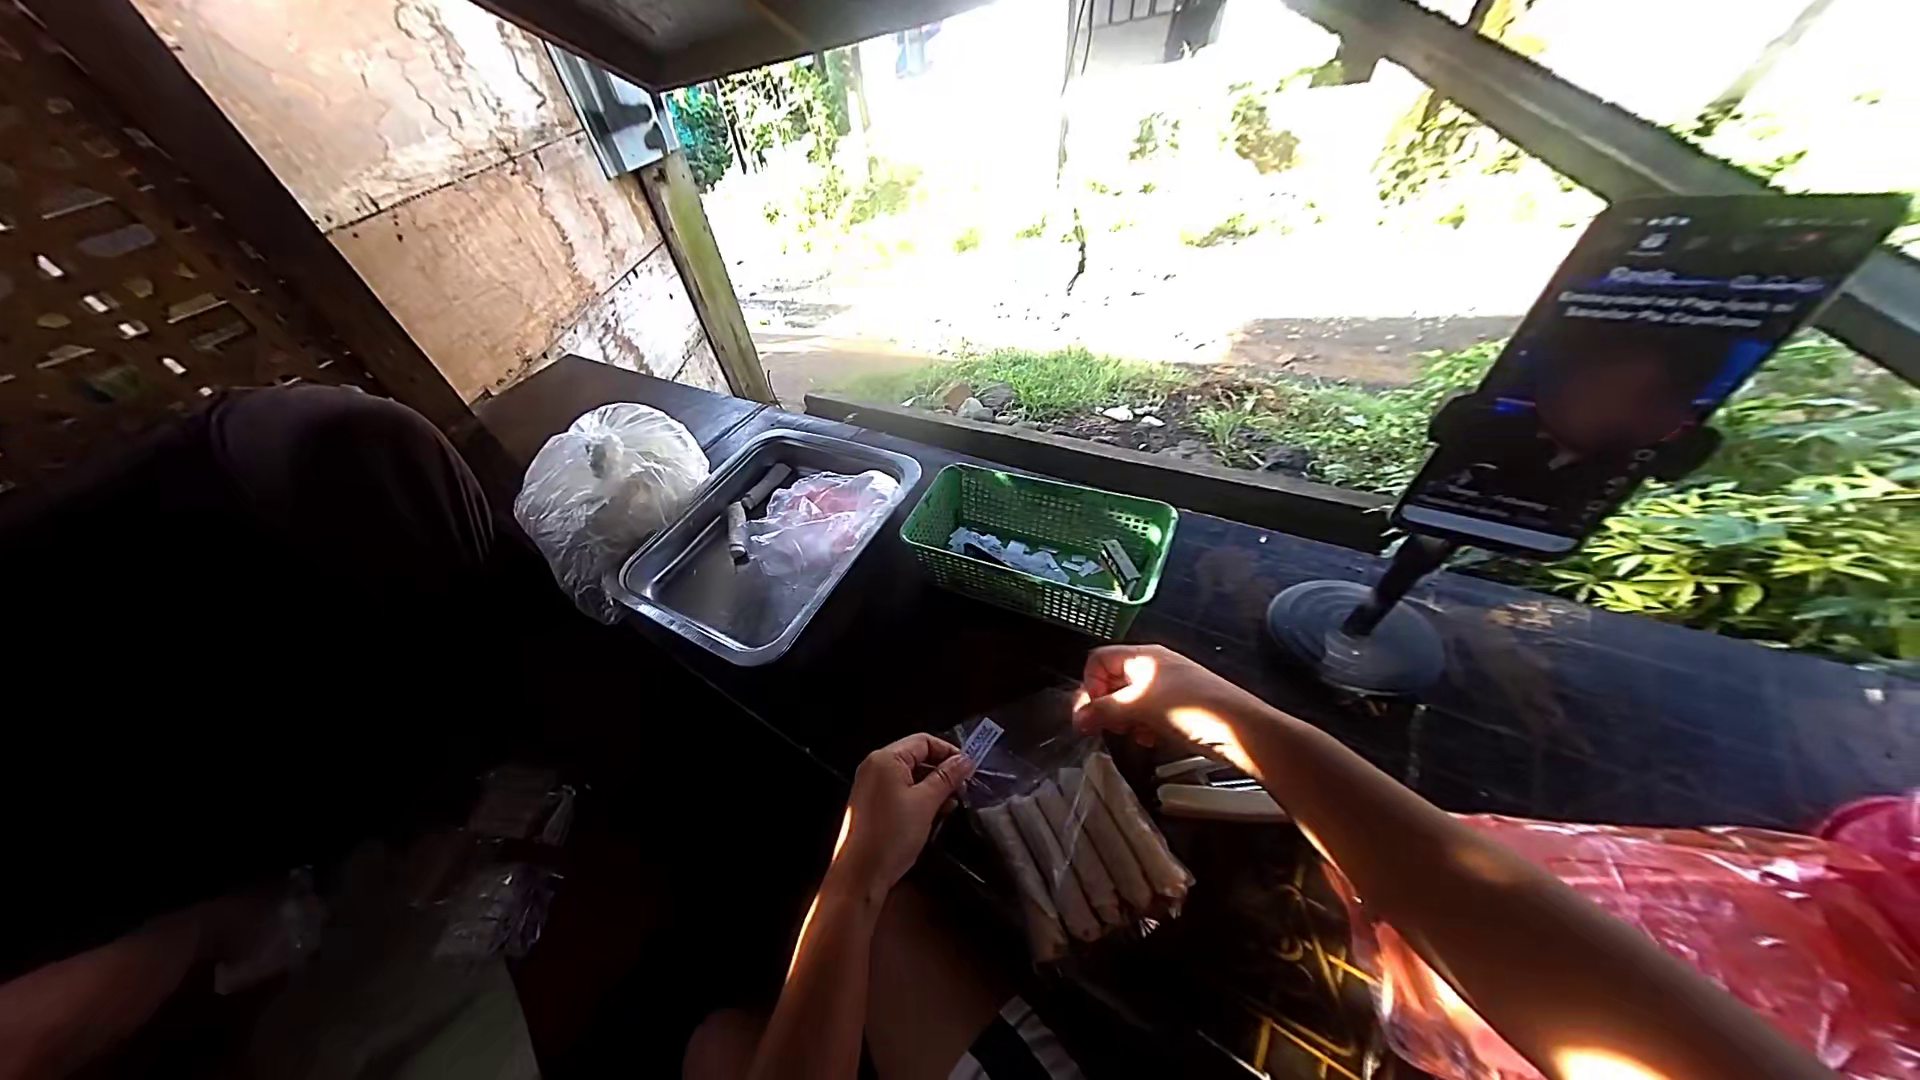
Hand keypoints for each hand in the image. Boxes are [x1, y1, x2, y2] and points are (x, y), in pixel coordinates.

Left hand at [827, 734, 974, 899]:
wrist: (859, 877)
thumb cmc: (891, 836)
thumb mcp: (926, 803)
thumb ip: (947, 777)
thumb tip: (965, 760)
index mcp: (886, 758)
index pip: (924, 741)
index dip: (949, 752)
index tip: (968, 769)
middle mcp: (875, 766)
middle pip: (917, 756)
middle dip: (942, 772)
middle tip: (962, 789)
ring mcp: (871, 785)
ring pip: (911, 776)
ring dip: (932, 787)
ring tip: (949, 806)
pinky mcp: (872, 804)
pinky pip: (900, 790)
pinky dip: (919, 799)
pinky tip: (932, 815)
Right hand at [1071, 645, 1275, 772]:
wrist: (1243, 730)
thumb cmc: (1190, 710)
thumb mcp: (1139, 707)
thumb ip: (1103, 710)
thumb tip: (1077, 718)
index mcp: (1142, 656)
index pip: (1098, 660)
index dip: (1089, 684)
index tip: (1092, 712)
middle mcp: (1153, 665)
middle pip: (1112, 679)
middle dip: (1106, 704)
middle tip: (1108, 727)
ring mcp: (1168, 685)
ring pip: (1130, 698)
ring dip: (1124, 717)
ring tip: (1131, 734)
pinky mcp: (1180, 705)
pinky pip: (1149, 711)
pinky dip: (1143, 724)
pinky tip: (1149, 738)